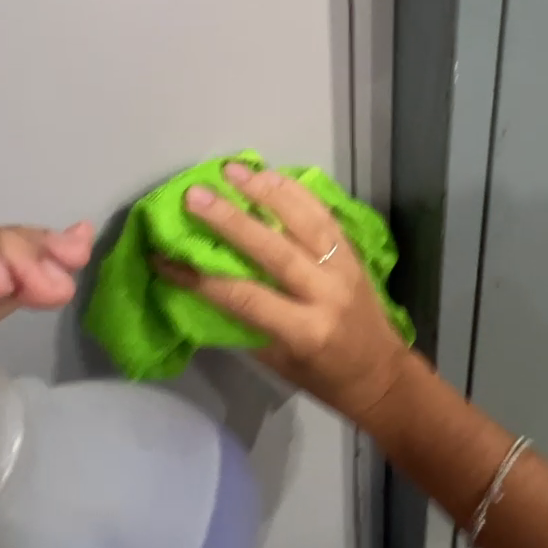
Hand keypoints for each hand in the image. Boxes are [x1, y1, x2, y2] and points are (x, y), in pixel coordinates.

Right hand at [155, 161, 411, 427]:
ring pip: (303, 220)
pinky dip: (296, 191)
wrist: (383, 373)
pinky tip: (272, 175)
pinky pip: (323, 214)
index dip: (201, 278)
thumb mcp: (278, 362)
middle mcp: (325, 293)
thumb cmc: (324, 377)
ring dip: (266, 191)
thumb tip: (203, 284)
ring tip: (233, 171)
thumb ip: (246, 323)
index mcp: (304, 331)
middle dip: (232, 220)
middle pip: (274, 249)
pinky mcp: (353, 250)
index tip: (164, 258)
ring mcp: (343, 267)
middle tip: (195, 195)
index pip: (245, 298)